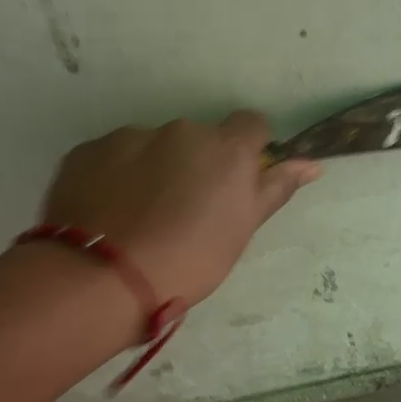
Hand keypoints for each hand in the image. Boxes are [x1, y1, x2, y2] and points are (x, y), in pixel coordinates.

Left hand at [39, 112, 319, 305]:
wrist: (102, 277)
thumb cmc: (190, 259)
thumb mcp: (242, 228)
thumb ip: (275, 189)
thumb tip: (311, 165)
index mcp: (227, 149)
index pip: (251, 124)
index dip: (248, 148)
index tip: (238, 179)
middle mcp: (182, 131)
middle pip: (199, 138)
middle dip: (198, 163)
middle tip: (187, 209)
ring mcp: (131, 136)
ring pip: (155, 146)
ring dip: (157, 168)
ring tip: (143, 214)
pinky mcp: (88, 150)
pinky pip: (114, 156)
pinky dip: (118, 176)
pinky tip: (112, 211)